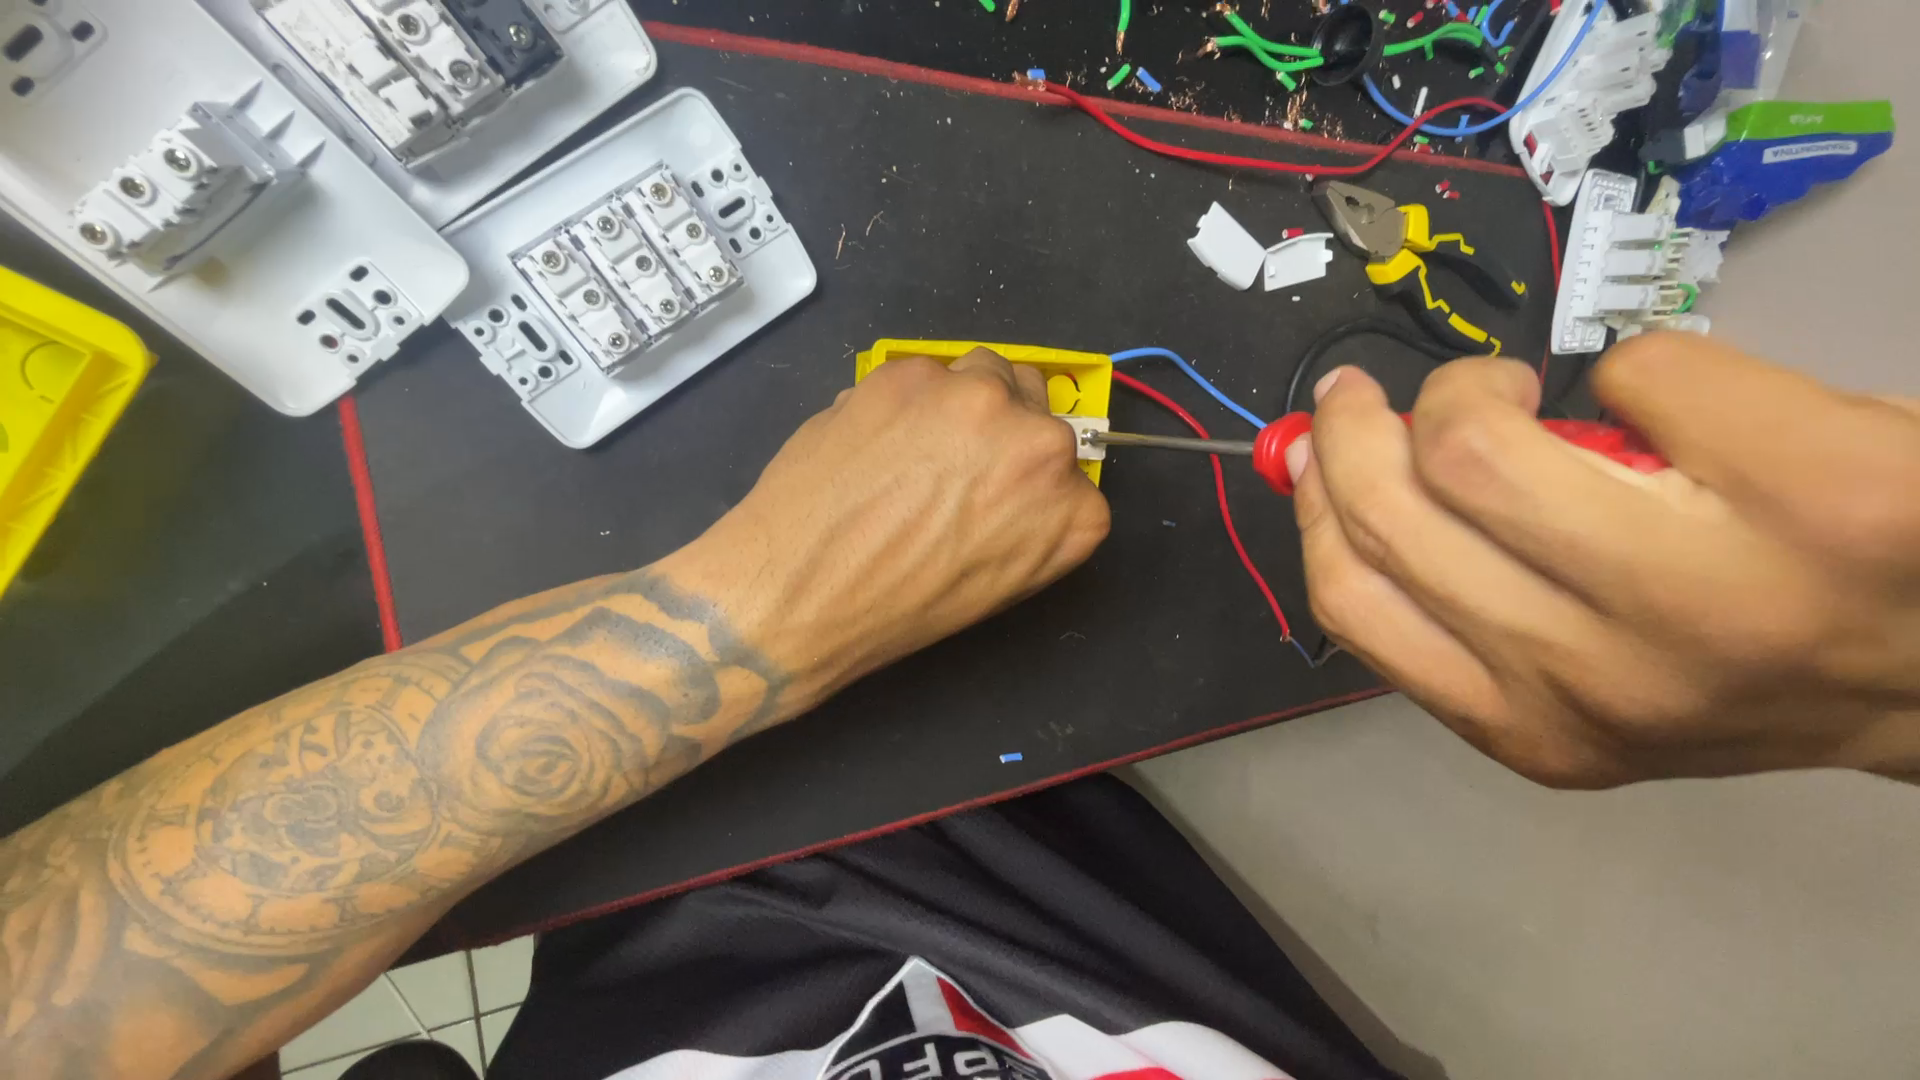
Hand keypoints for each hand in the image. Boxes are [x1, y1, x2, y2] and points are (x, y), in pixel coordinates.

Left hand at [675, 348, 1110, 704]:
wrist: (797, 589)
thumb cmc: (899, 608)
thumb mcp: (995, 584)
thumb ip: (1031, 524)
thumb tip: (1020, 482)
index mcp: (1075, 513)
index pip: (1075, 478)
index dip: (1032, 487)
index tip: (997, 501)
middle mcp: (1042, 444)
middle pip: (1039, 410)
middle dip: (1004, 433)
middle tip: (953, 469)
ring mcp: (977, 398)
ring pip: (988, 374)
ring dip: (963, 401)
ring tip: (914, 447)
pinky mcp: (912, 372)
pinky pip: (928, 374)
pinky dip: (909, 400)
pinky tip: (875, 439)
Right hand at [1287, 333, 1919, 786]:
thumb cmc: (1726, 653)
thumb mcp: (1554, 663)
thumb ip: (1437, 589)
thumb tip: (1315, 462)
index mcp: (1521, 723)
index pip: (1351, 594)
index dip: (1315, 497)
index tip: (1318, 440)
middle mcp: (1593, 680)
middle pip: (1398, 506)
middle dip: (1357, 422)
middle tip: (1362, 390)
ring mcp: (1706, 596)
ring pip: (1480, 445)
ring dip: (1465, 387)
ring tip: (1498, 389)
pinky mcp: (1825, 499)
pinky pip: (1639, 378)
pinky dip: (1631, 367)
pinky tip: (1660, 399)